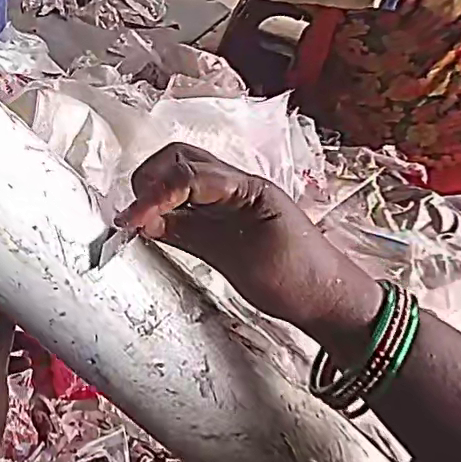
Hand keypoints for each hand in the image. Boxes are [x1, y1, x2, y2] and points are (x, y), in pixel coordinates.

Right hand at [116, 144, 374, 337]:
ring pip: (175, 172)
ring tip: (140, 219)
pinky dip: (158, 206)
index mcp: (245, 188)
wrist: (329, 302)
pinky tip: (150, 225)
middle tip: (136, 215)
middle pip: (177, 159)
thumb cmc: (298, 279)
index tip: (131, 221)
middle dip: (149, 180)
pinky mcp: (213, 218)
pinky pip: (179, 199)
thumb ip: (190, 235)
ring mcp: (223, 200)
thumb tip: (144, 222)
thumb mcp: (241, 258)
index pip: (187, 176)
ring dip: (151, 189)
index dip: (154, 196)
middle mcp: (231, 185)